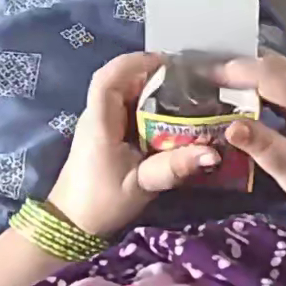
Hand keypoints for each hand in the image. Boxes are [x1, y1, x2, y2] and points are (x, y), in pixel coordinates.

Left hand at [46, 52, 221, 238]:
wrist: (72, 224)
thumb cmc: (102, 202)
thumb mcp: (142, 185)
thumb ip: (175, 166)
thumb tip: (213, 152)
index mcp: (100, 122)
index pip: (108, 79)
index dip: (134, 63)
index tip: (166, 62)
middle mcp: (96, 115)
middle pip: (118, 79)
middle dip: (150, 73)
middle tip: (186, 78)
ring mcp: (99, 122)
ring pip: (122, 92)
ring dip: (148, 87)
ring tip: (183, 91)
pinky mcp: (105, 132)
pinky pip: (125, 106)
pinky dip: (145, 103)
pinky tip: (169, 113)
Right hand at [217, 52, 285, 212]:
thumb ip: (264, 147)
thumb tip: (231, 126)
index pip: (267, 74)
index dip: (233, 71)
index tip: (201, 78)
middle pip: (265, 62)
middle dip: (231, 67)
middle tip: (197, 81)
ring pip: (267, 65)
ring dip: (239, 71)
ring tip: (207, 85)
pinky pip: (270, 75)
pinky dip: (248, 79)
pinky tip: (229, 93)